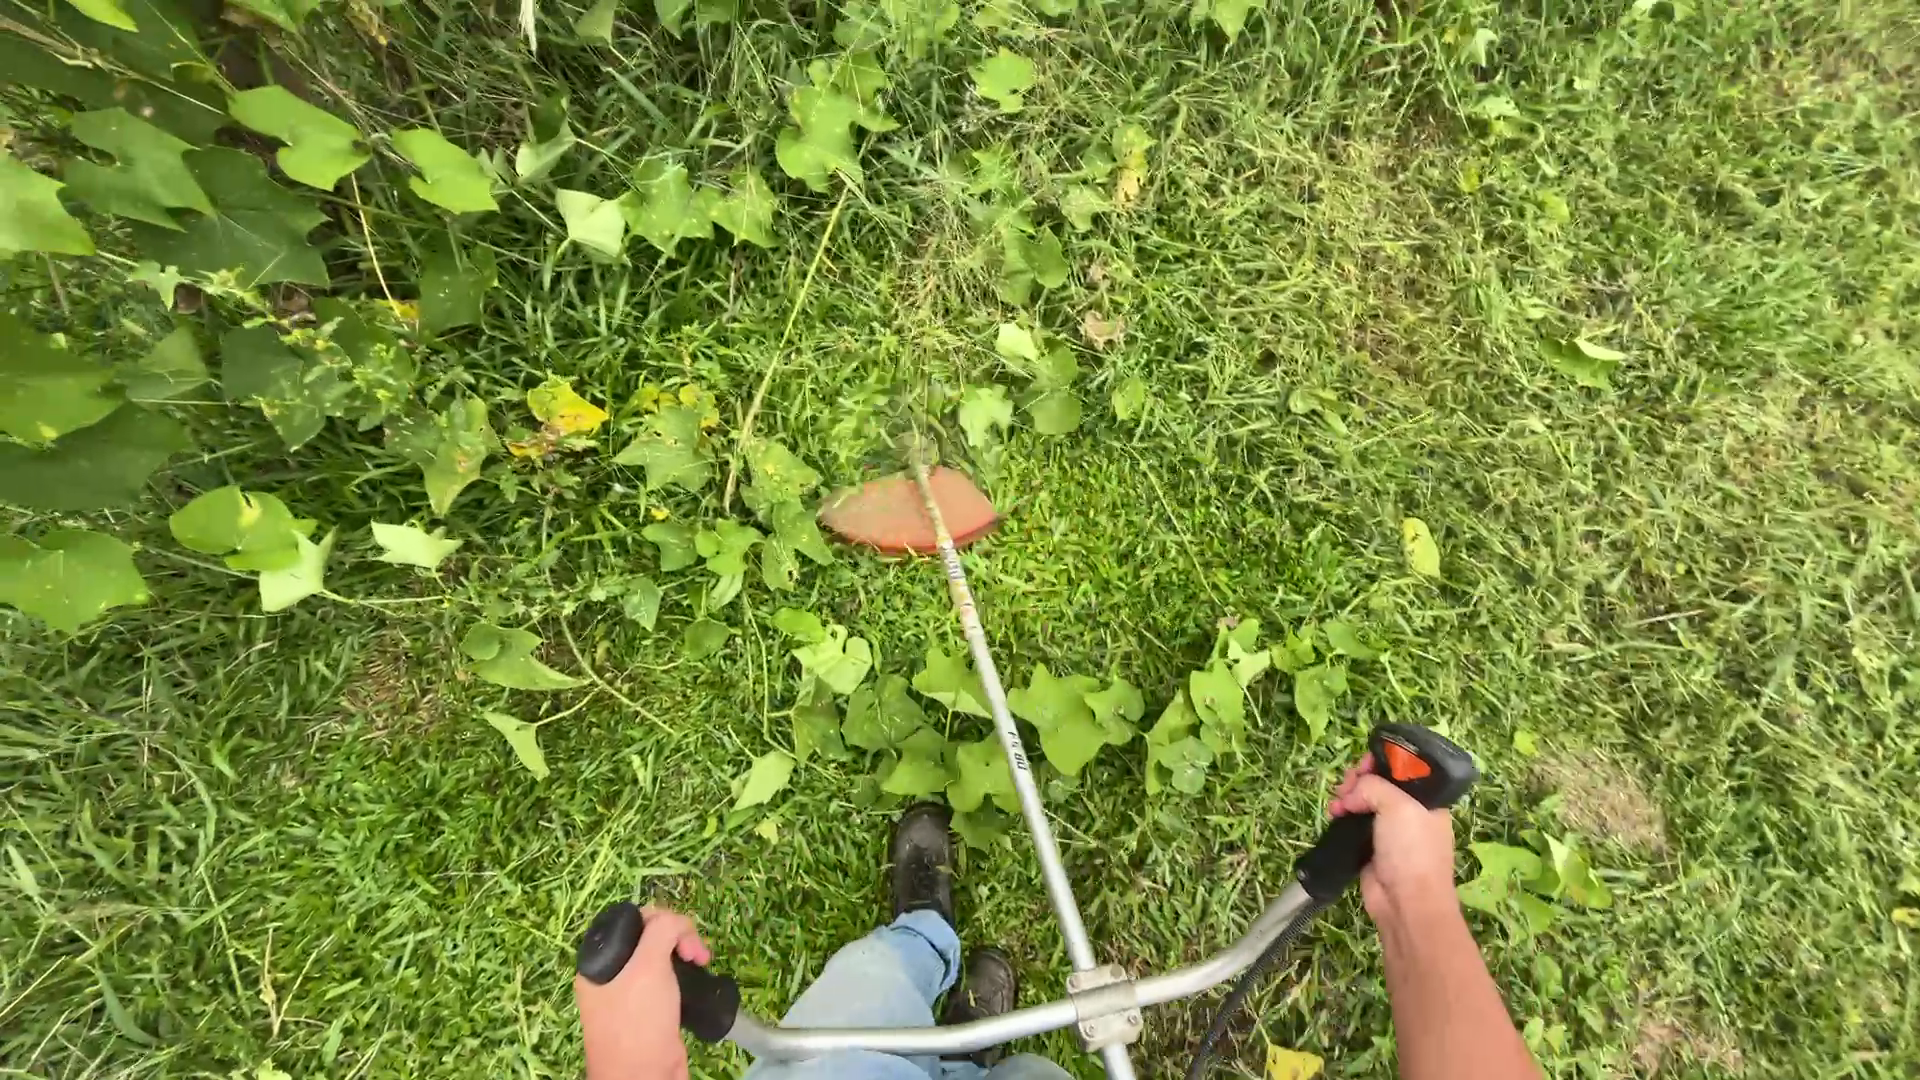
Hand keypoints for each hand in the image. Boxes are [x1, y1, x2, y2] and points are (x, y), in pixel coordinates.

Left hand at [575, 907, 712, 1079]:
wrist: (645, 1077)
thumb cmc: (640, 1020)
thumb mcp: (649, 965)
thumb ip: (662, 930)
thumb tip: (676, 922)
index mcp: (599, 961)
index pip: (634, 919)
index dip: (663, 919)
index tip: (683, 937)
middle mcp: (610, 973)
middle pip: (650, 934)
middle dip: (678, 934)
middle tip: (696, 952)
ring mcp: (629, 991)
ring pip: (661, 953)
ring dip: (685, 950)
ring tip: (701, 962)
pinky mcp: (647, 1007)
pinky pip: (666, 974)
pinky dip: (683, 969)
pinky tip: (695, 974)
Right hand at [1328, 754, 1459, 928]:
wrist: (1406, 902)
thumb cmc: (1411, 850)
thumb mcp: (1398, 805)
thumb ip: (1372, 786)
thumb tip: (1351, 795)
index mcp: (1427, 802)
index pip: (1401, 770)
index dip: (1380, 763)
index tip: (1363, 765)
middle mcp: (1409, 812)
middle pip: (1378, 782)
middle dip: (1358, 779)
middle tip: (1347, 787)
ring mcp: (1389, 829)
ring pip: (1362, 799)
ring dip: (1346, 795)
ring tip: (1337, 804)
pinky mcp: (1370, 844)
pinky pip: (1352, 819)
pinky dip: (1341, 813)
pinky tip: (1334, 813)